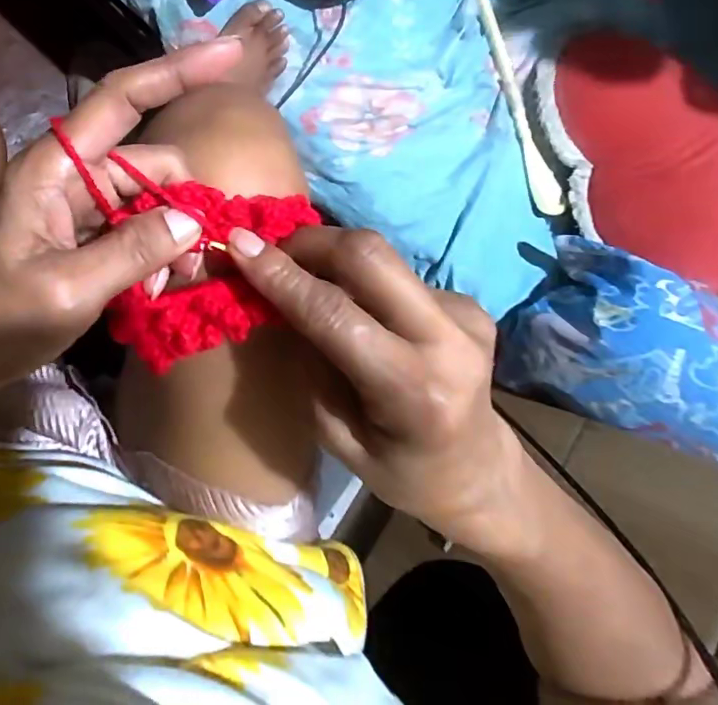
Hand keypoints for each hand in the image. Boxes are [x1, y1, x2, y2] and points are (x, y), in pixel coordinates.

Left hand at [0, 39, 243, 400]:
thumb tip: (193, 220)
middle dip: (182, 201)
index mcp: (52, 167)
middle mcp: (69, 174)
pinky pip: (138, 225)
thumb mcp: (68, 290)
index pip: (119, 99)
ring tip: (168, 286)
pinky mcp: (86, 232)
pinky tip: (156, 289)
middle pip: (149, 161)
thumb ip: (133, 252)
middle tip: (193, 261)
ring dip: (171, 237)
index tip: (229, 50)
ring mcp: (78, 204)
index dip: (175, 70)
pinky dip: (156, 252)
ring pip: (150, 197)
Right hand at [226, 226, 533, 551]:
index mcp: (414, 391)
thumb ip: (307, 360)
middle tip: (273, 254)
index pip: (335, 314)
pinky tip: (354, 305)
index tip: (238, 244)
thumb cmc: (397, 468)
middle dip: (309, 242)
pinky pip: (395, 271)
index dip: (281, 275)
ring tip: (305, 278)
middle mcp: (449, 341)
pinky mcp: (468, 301)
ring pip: (381, 255)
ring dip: (330, 256)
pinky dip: (358, 277)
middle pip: (369, 255)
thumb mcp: (334, 431)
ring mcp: (466, 314)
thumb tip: (271, 297)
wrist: (479, 474)